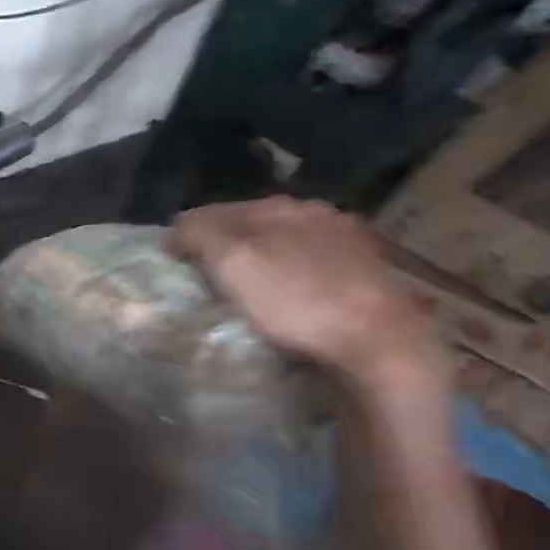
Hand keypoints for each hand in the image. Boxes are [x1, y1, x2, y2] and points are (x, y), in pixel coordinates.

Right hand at [168, 197, 442, 387]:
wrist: (380, 342)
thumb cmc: (299, 302)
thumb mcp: (236, 265)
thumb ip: (201, 236)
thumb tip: (176, 226)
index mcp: (281, 207)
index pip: (217, 209)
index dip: (188, 230)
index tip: (169, 256)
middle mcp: (316, 213)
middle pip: (253, 223)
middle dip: (225, 242)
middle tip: (202, 271)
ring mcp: (346, 241)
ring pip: (285, 241)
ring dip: (260, 257)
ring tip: (242, 285)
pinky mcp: (365, 273)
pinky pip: (310, 263)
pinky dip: (289, 274)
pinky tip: (287, 294)